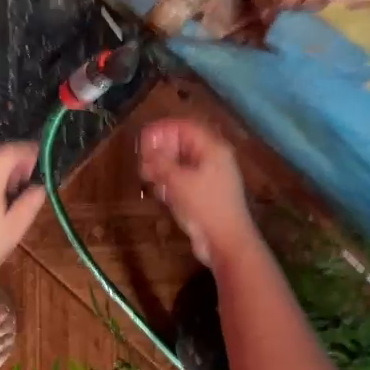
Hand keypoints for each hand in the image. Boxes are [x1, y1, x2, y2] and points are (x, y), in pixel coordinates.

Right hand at [138, 118, 255, 265]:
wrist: (226, 242)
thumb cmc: (204, 206)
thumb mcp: (178, 180)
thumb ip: (160, 162)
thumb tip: (147, 152)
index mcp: (212, 149)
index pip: (184, 127)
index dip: (162, 130)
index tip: (143, 139)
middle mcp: (213, 159)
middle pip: (182, 144)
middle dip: (160, 150)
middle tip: (142, 160)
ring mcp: (210, 177)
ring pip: (181, 162)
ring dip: (163, 167)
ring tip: (147, 176)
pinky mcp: (205, 194)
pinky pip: (184, 179)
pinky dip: (170, 181)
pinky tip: (160, 192)